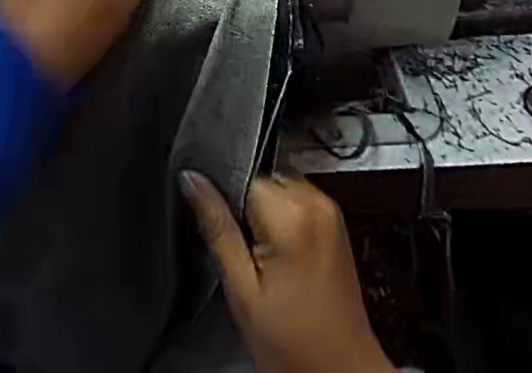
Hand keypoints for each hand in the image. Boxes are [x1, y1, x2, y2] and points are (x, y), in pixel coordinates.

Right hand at [180, 171, 395, 372]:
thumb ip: (216, 227)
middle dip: (248, 211)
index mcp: (293, 212)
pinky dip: (285, 221)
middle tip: (249, 258)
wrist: (340, 368)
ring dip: (267, 215)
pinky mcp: (335, 219)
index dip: (227, 205)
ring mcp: (330, 209)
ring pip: (278, 188)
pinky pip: (298, 201)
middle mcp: (317, 201)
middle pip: (263, 180)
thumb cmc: (295, 343)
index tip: (227, 235)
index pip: (244, 177)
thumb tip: (191, 181)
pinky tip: (285, 260)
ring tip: (269, 262)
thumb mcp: (242, 289)